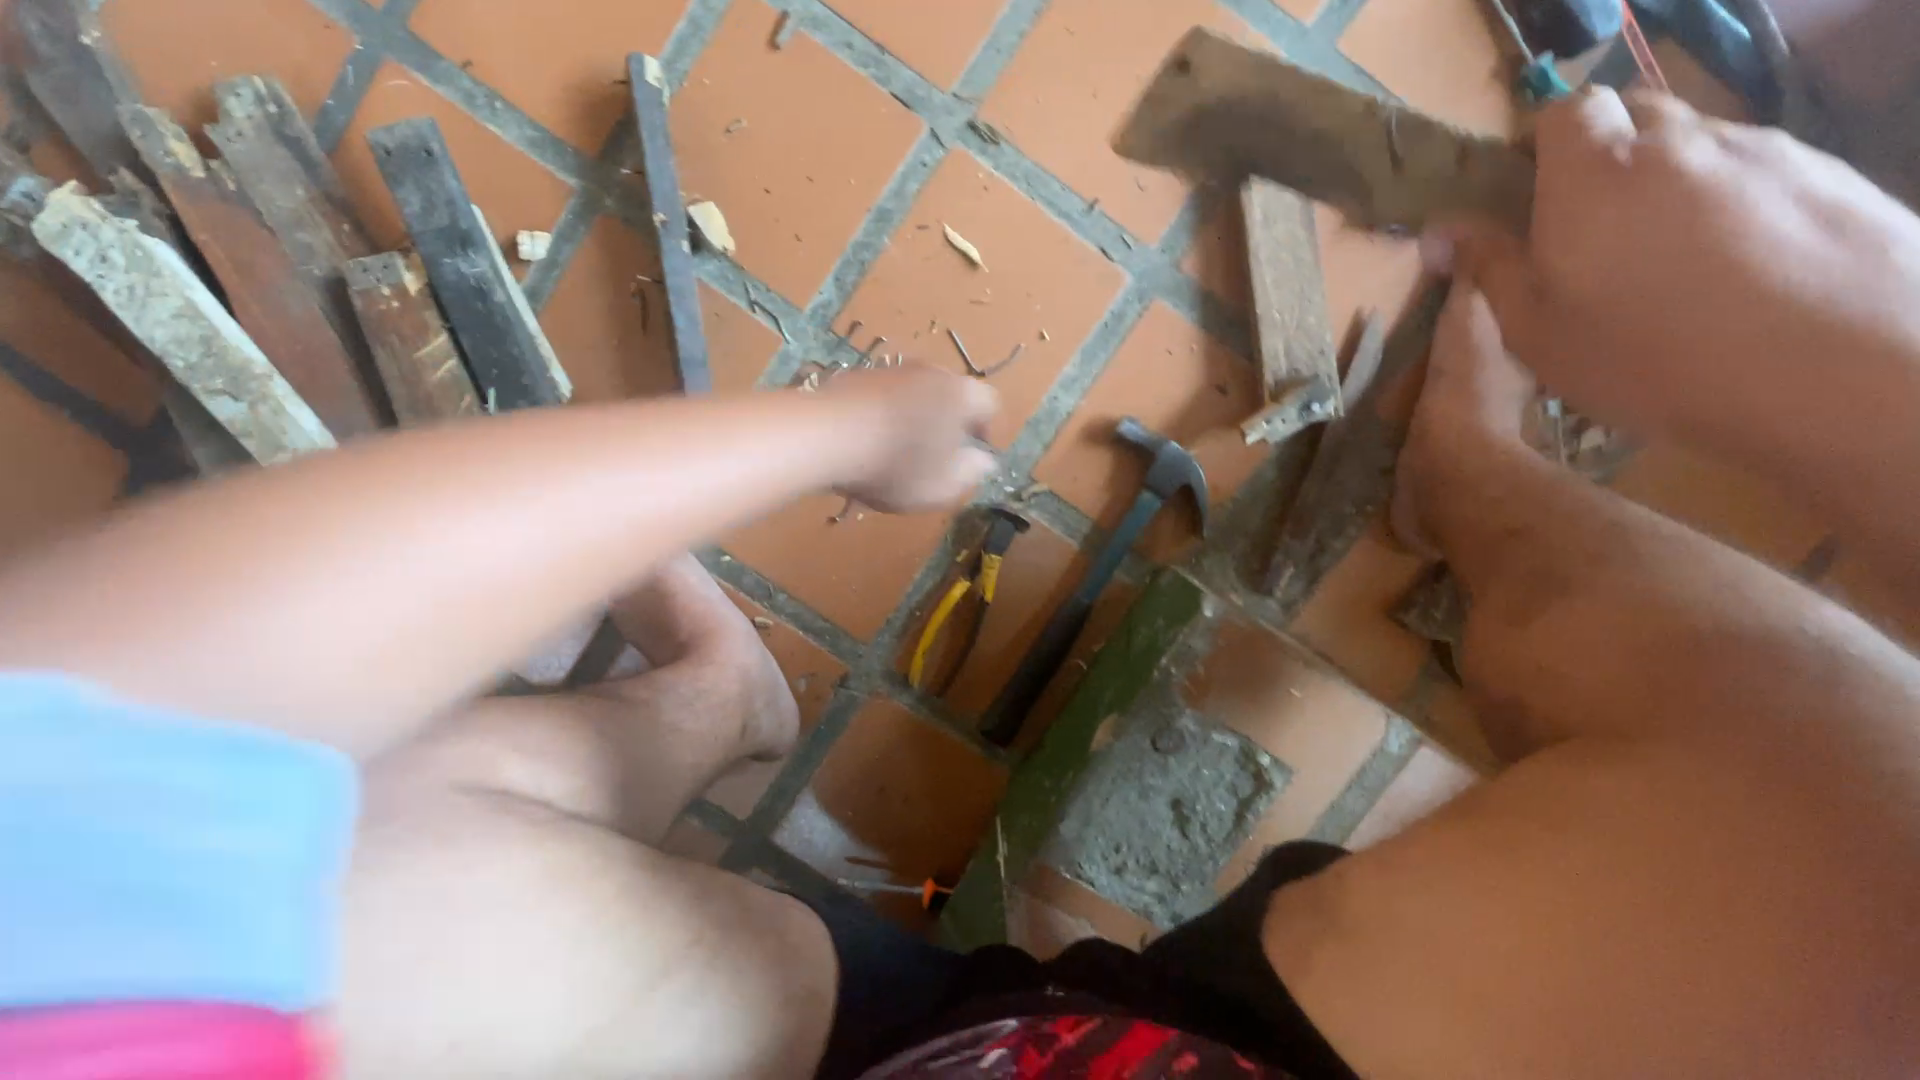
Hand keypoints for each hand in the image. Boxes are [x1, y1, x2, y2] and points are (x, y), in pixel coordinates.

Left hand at [823, 365, 998, 512]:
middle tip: (936, 458)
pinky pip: (882, 398)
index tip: (973, 456)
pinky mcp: (856, 376)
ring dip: (913, 421)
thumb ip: (971, 473)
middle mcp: (931, 371)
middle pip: (951, 395)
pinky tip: (867, 445)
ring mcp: (890, 370)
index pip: (990, 404)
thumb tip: (983, 461)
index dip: (987, 431)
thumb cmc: (897, 465)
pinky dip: (882, 418)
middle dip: (948, 425)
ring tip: (897, 454)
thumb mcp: (944, 486)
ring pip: (915, 395)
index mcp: (963, 394)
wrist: (824, 435)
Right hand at [1435, 87, 1919, 451]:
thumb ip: (1488, 268)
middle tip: (1590, 227)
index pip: (1564, 111)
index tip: (1529, 193)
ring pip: (1696, 144)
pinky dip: (1731, 203)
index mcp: (1593, 173)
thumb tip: (1438, 231)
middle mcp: (1678, 142)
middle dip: (1604, 152)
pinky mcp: (1826, 176)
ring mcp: (1762, 152)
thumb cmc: (1647, 355)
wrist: (1838, 369)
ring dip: (1668, 181)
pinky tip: (1735, 268)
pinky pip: (1756, 172)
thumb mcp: (1537, 329)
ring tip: (1668, 258)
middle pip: (1633, 113)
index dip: (1542, 142)